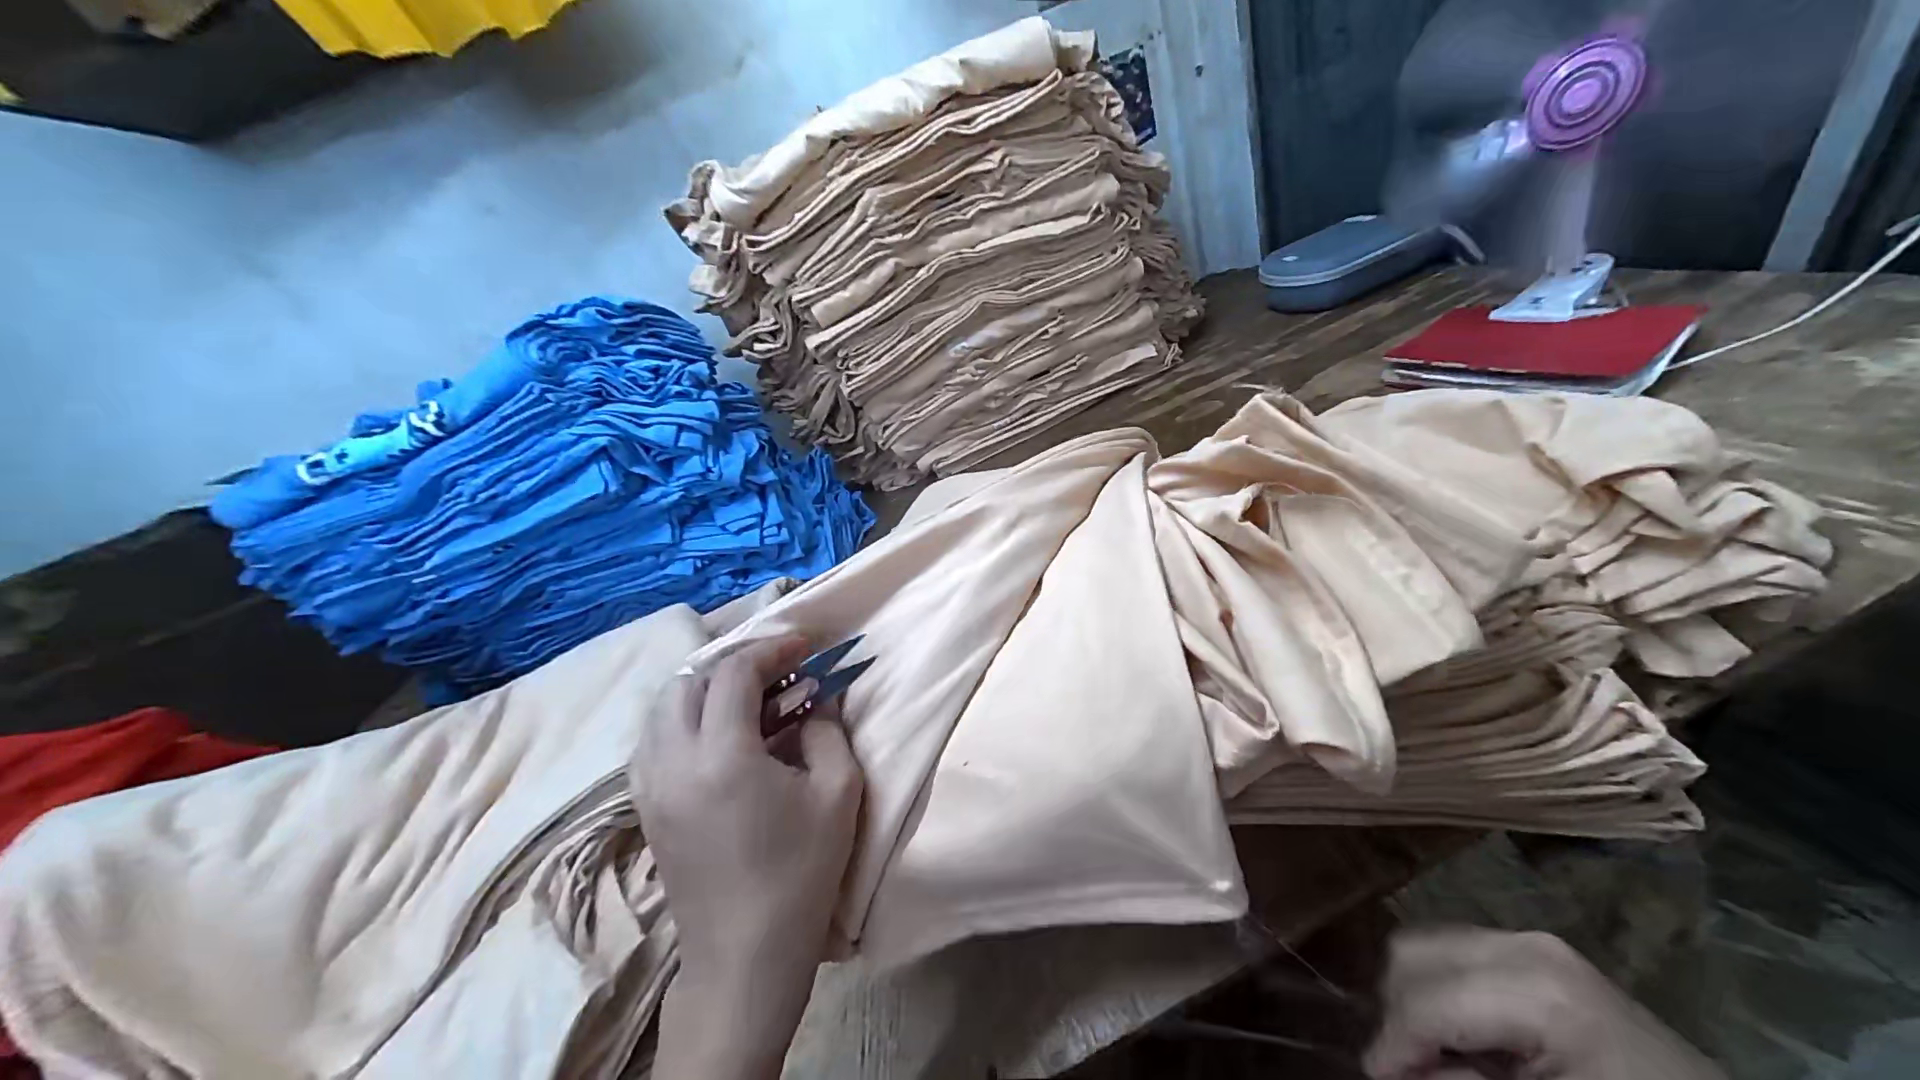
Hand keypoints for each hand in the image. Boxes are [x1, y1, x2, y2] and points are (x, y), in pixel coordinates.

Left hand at [630, 635, 863, 1079]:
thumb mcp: (838, 792)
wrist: (746, 954)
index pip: (734, 673)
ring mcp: (650, 786)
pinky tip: (719, 734)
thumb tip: (816, 699)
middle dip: (735, 662)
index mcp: (722, 756)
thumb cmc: (801, 873)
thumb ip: (828, 730)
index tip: (805, 644)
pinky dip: (685, 718)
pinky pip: (654, 740)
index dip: (772, 648)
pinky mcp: (646, 808)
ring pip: (663, 708)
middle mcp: (673, 762)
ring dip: (705, 687)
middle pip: (688, 680)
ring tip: (749, 695)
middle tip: (778, 667)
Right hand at [1365, 929, 1723, 1079]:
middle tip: (1402, 1066)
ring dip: (1411, 993)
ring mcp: (1530, 940)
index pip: (1427, 1003)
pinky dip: (1437, 983)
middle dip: (1395, 1011)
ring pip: (1422, 941)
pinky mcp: (1532, 949)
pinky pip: (1452, 947)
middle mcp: (1525, 947)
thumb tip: (1397, 1071)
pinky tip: (1457, 1031)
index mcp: (1540, 994)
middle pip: (1411, 954)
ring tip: (1428, 1049)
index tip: (1376, 1075)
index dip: (1392, 1043)